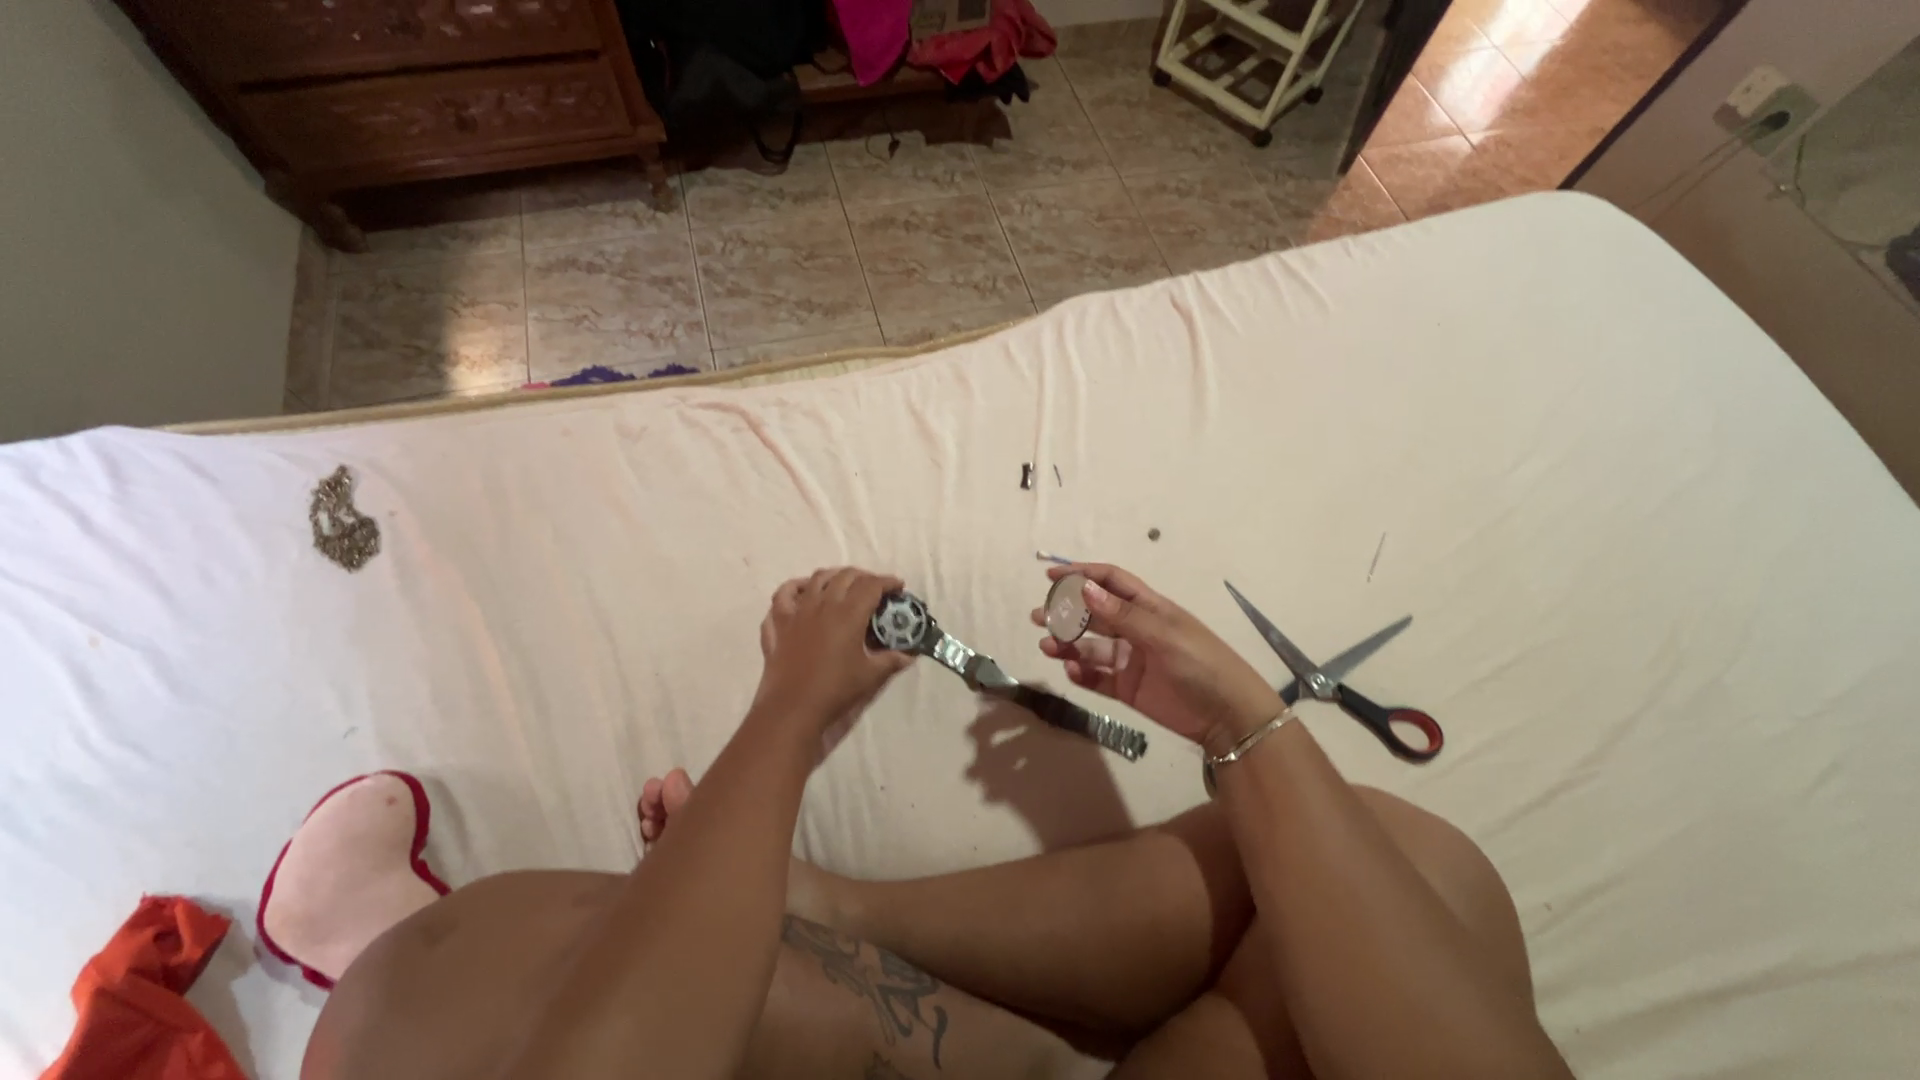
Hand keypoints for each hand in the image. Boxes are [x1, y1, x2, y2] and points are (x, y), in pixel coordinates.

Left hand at [753, 567, 914, 731]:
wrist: (793, 707)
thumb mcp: (870, 676)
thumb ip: (891, 660)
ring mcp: (797, 611)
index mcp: (848, 614)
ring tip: (842, 584)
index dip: (887, 582)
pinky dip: (793, 588)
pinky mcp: (778, 624)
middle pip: (845, 576)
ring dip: (833, 576)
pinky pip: (783, 595)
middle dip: (863, 576)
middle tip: (874, 588)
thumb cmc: (835, 690)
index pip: (871, 586)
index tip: (898, 587)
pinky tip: (801, 592)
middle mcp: (822, 604)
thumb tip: (909, 655)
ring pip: (815, 579)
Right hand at [1033, 564, 1283, 753]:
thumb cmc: (1202, 664)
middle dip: (1066, 613)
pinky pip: (1097, 678)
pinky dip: (1081, 673)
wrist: (1228, 716)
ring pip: (1090, 647)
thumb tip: (1084, 587)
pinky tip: (1071, 671)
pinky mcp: (1127, 689)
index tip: (1051, 578)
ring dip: (1068, 644)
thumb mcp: (1163, 635)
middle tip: (1038, 617)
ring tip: (1048, 647)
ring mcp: (1130, 661)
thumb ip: (1122, 615)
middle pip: (1094, 615)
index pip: (1110, 583)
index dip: (1082, 576)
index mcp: (1149, 609)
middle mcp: (1136, 631)